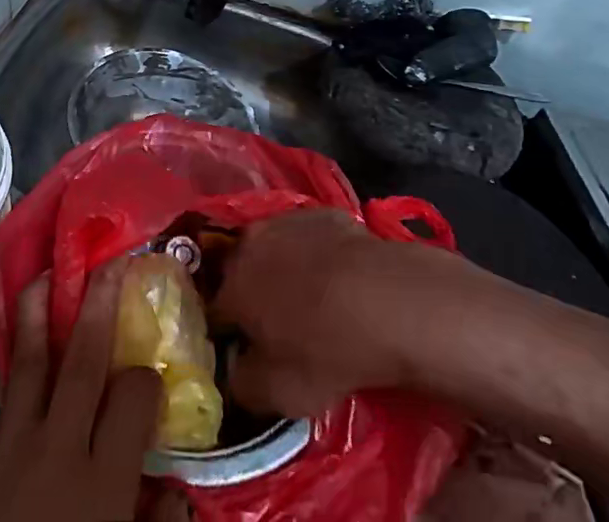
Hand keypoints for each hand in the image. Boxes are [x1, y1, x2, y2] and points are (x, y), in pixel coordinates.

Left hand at [0, 258, 162, 521]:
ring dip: (40, 312)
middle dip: (99, 308)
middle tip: (112, 263)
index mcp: (101, 482)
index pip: (134, 401)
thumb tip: (175, 491)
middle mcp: (58, 449)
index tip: (153, 373)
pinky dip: (17, 356)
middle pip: (83, 363)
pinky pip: (7, 390)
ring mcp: (13, 445)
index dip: (148, 378)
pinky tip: (23, 335)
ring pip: (30, 362)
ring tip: (48, 271)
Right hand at [211, 207, 467, 417]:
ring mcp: (286, 221)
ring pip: (273, 249)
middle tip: (278, 322)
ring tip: (311, 296)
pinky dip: (317, 253)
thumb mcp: (280, 394)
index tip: (245, 349)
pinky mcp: (323, 213)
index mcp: (230, 287)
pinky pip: (309, 237)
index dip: (227, 332)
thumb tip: (234, 372)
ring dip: (282, 268)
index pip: (214, 312)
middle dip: (253, 293)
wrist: (394, 302)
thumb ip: (243, 384)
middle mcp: (248, 245)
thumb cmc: (330, 350)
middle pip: (241, 272)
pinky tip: (341, 275)